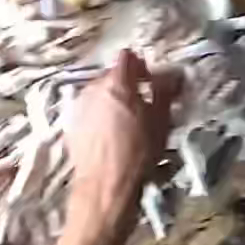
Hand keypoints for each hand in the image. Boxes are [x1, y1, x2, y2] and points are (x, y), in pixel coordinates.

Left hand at [65, 50, 178, 244]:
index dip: (142, 66)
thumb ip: (166, 91)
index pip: (127, 57)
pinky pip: (90, 111)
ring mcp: (79, 106)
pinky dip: (100, 117)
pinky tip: (111, 137)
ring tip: (128, 124)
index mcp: (116, 82)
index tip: (152, 82)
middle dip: (128, 85)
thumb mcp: (161, 121)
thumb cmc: (138, 153)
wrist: (105, 187)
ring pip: (100, 93)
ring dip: (114, 101)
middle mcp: (93, 88)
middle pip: (112, 75)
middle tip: (144, 105)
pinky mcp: (71, 125)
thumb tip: (173, 74)